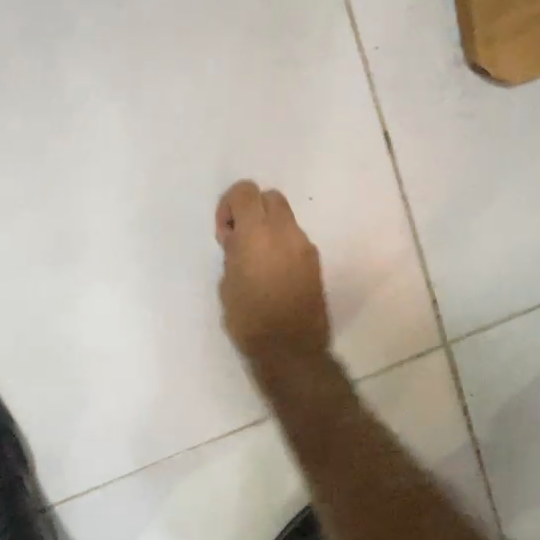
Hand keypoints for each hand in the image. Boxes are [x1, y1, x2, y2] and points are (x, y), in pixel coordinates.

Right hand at [215, 180, 331, 372]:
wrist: (289, 348)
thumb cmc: (248, 318)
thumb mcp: (227, 283)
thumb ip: (233, 253)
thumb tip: (238, 241)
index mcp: (256, 233)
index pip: (245, 192)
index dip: (229, 205)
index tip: (225, 232)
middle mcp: (285, 232)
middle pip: (269, 198)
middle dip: (252, 212)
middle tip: (239, 241)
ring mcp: (304, 246)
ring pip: (285, 219)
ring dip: (268, 229)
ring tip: (256, 262)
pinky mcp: (315, 262)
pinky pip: (294, 241)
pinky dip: (281, 246)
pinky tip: (272, 275)